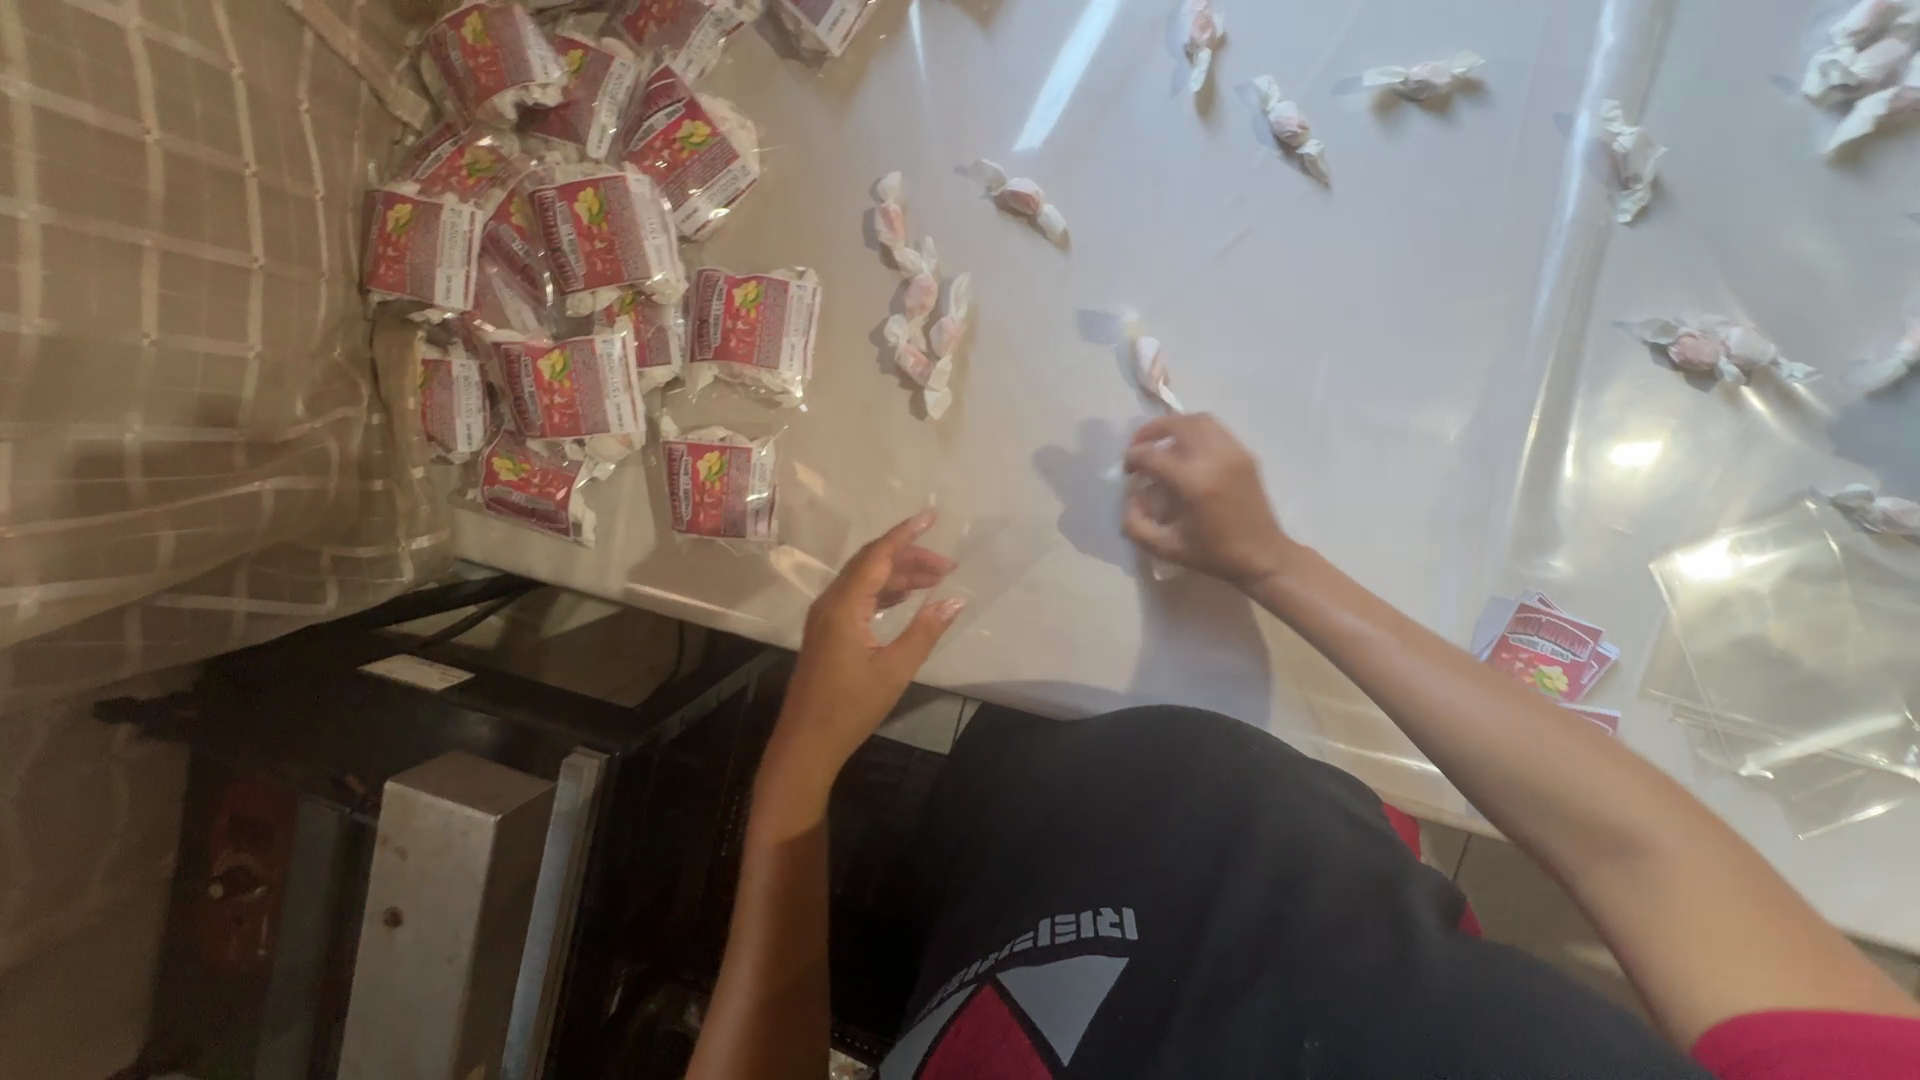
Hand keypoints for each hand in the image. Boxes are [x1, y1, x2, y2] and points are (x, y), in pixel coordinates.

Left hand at [768, 511, 966, 788]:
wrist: (806, 743)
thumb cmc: (851, 708)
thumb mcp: (895, 670)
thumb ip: (926, 631)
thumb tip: (956, 599)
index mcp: (844, 606)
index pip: (877, 556)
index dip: (906, 534)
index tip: (932, 517)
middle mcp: (830, 602)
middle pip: (871, 563)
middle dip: (909, 557)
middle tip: (947, 565)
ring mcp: (825, 617)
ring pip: (864, 580)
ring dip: (898, 575)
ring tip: (935, 579)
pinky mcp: (826, 631)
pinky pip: (857, 596)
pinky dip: (883, 591)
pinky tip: (905, 597)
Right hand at [1122, 413, 1298, 588]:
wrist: (1262, 555)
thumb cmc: (1213, 554)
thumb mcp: (1166, 548)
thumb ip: (1136, 524)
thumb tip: (1132, 497)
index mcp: (1194, 483)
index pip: (1153, 455)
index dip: (1133, 458)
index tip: (1128, 470)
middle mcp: (1215, 459)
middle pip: (1177, 425)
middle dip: (1151, 431)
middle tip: (1139, 445)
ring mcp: (1234, 453)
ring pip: (1199, 420)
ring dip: (1174, 426)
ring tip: (1161, 442)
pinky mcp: (1245, 454)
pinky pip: (1215, 429)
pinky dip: (1194, 431)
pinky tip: (1185, 450)